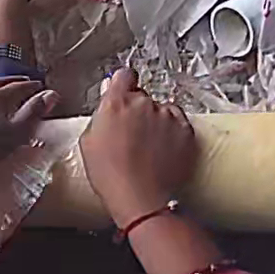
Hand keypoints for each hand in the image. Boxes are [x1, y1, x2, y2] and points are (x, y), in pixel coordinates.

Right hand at [79, 67, 197, 225]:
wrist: (140, 198)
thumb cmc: (110, 174)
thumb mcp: (88, 142)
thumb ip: (100, 115)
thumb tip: (107, 100)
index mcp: (116, 103)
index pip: (124, 75)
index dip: (123, 84)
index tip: (122, 93)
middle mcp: (144, 103)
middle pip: (142, 96)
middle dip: (137, 110)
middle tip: (131, 133)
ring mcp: (167, 116)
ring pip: (161, 110)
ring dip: (156, 121)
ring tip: (147, 147)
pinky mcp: (185, 131)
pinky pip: (178, 123)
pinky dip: (172, 133)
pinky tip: (161, 151)